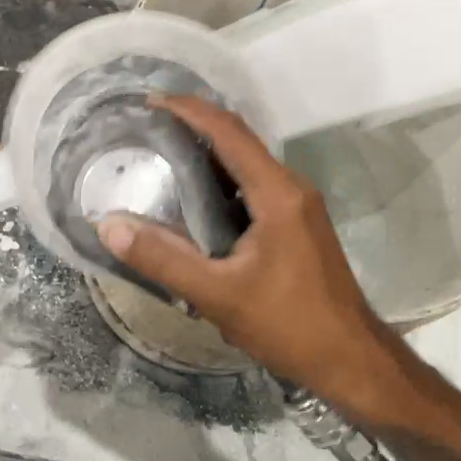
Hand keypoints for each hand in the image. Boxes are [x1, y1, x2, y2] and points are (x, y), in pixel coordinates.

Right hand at [94, 97, 395, 401]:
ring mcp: (298, 208)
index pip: (229, 132)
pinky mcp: (297, 227)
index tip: (150, 101)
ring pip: (246, 167)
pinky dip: (221, 185)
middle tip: (146, 130)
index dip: (189, 110)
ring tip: (160, 159)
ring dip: (207, 158)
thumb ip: (163, 259)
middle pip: (239, 142)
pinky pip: (254, 190)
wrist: (350, 360)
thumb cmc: (289, 324)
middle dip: (194, 129)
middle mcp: (292, 188)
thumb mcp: (218, 295)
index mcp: (277, 193)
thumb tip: (109, 225)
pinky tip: (193, 204)